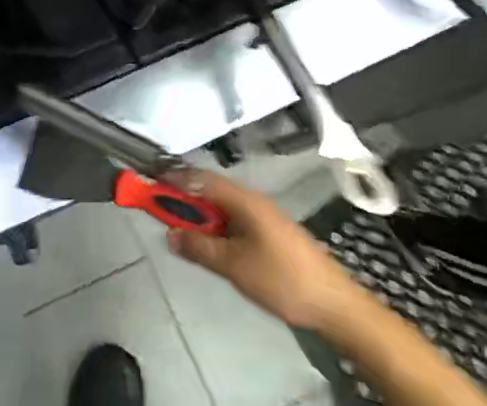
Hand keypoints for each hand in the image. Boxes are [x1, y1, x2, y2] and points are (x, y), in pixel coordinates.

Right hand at [165, 169, 366, 331]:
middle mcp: (253, 201)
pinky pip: (234, 219)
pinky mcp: (272, 233)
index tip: (147, 183)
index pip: (199, 179)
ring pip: (222, 206)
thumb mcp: (234, 267)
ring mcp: (265, 216)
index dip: (172, 179)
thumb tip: (170, 234)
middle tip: (161, 213)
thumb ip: (200, 247)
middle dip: (183, 199)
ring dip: (200, 215)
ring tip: (184, 233)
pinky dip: (216, 225)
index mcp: (244, 200)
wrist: (338, 307)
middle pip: (209, 190)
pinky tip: (213, 245)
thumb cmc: (284, 280)